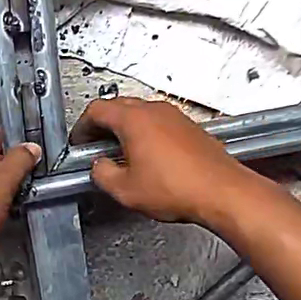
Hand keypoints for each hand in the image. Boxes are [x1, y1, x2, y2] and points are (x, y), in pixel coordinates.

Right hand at [70, 97, 259, 226]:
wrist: (221, 192)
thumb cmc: (180, 188)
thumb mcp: (124, 189)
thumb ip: (101, 173)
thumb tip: (99, 167)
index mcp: (134, 120)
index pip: (97, 110)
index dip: (82, 126)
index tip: (78, 140)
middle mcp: (155, 111)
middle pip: (118, 107)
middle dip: (102, 126)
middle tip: (94, 145)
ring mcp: (175, 117)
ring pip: (140, 114)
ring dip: (124, 129)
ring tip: (119, 154)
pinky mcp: (189, 128)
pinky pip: (159, 124)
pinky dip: (145, 135)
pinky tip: (146, 159)